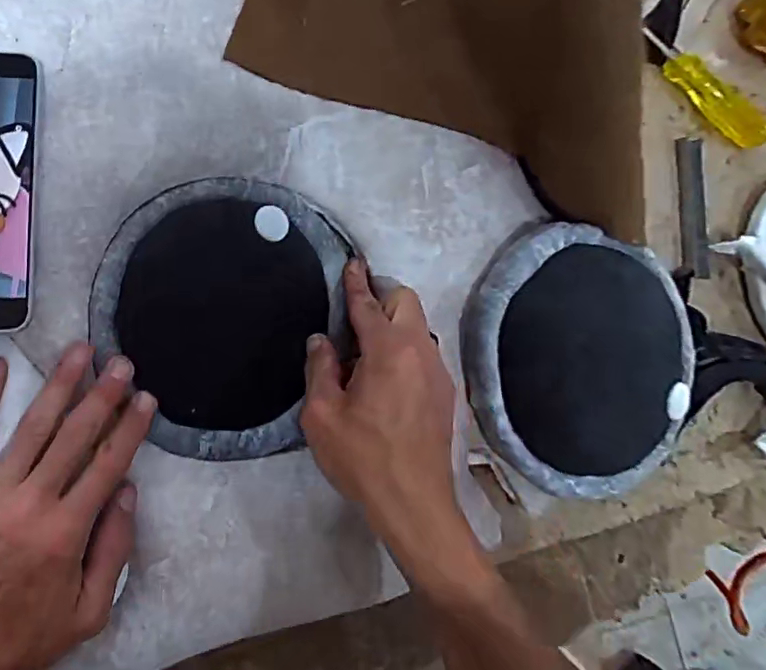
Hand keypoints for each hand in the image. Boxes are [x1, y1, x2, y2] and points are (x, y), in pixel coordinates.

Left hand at [0, 346, 156, 669]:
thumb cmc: (22, 633)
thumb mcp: (87, 612)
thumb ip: (114, 551)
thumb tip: (128, 491)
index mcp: (64, 533)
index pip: (108, 464)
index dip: (131, 427)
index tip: (146, 398)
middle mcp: (31, 505)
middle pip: (75, 435)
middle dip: (103, 394)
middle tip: (122, 363)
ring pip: (33, 426)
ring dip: (60, 384)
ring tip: (80, 351)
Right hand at [302, 261, 484, 591]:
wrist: (416, 503)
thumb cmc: (363, 459)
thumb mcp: (323, 416)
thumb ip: (320, 368)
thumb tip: (321, 340)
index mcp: (388, 349)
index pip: (368, 303)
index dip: (355, 281)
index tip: (352, 262)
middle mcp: (420, 349)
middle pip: (405, 300)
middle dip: (382, 295)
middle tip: (355, 316)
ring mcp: (438, 369)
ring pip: (418, 325)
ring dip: (394, 323)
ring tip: (366, 353)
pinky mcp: (446, 390)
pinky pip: (424, 351)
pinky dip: (405, 348)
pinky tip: (386, 380)